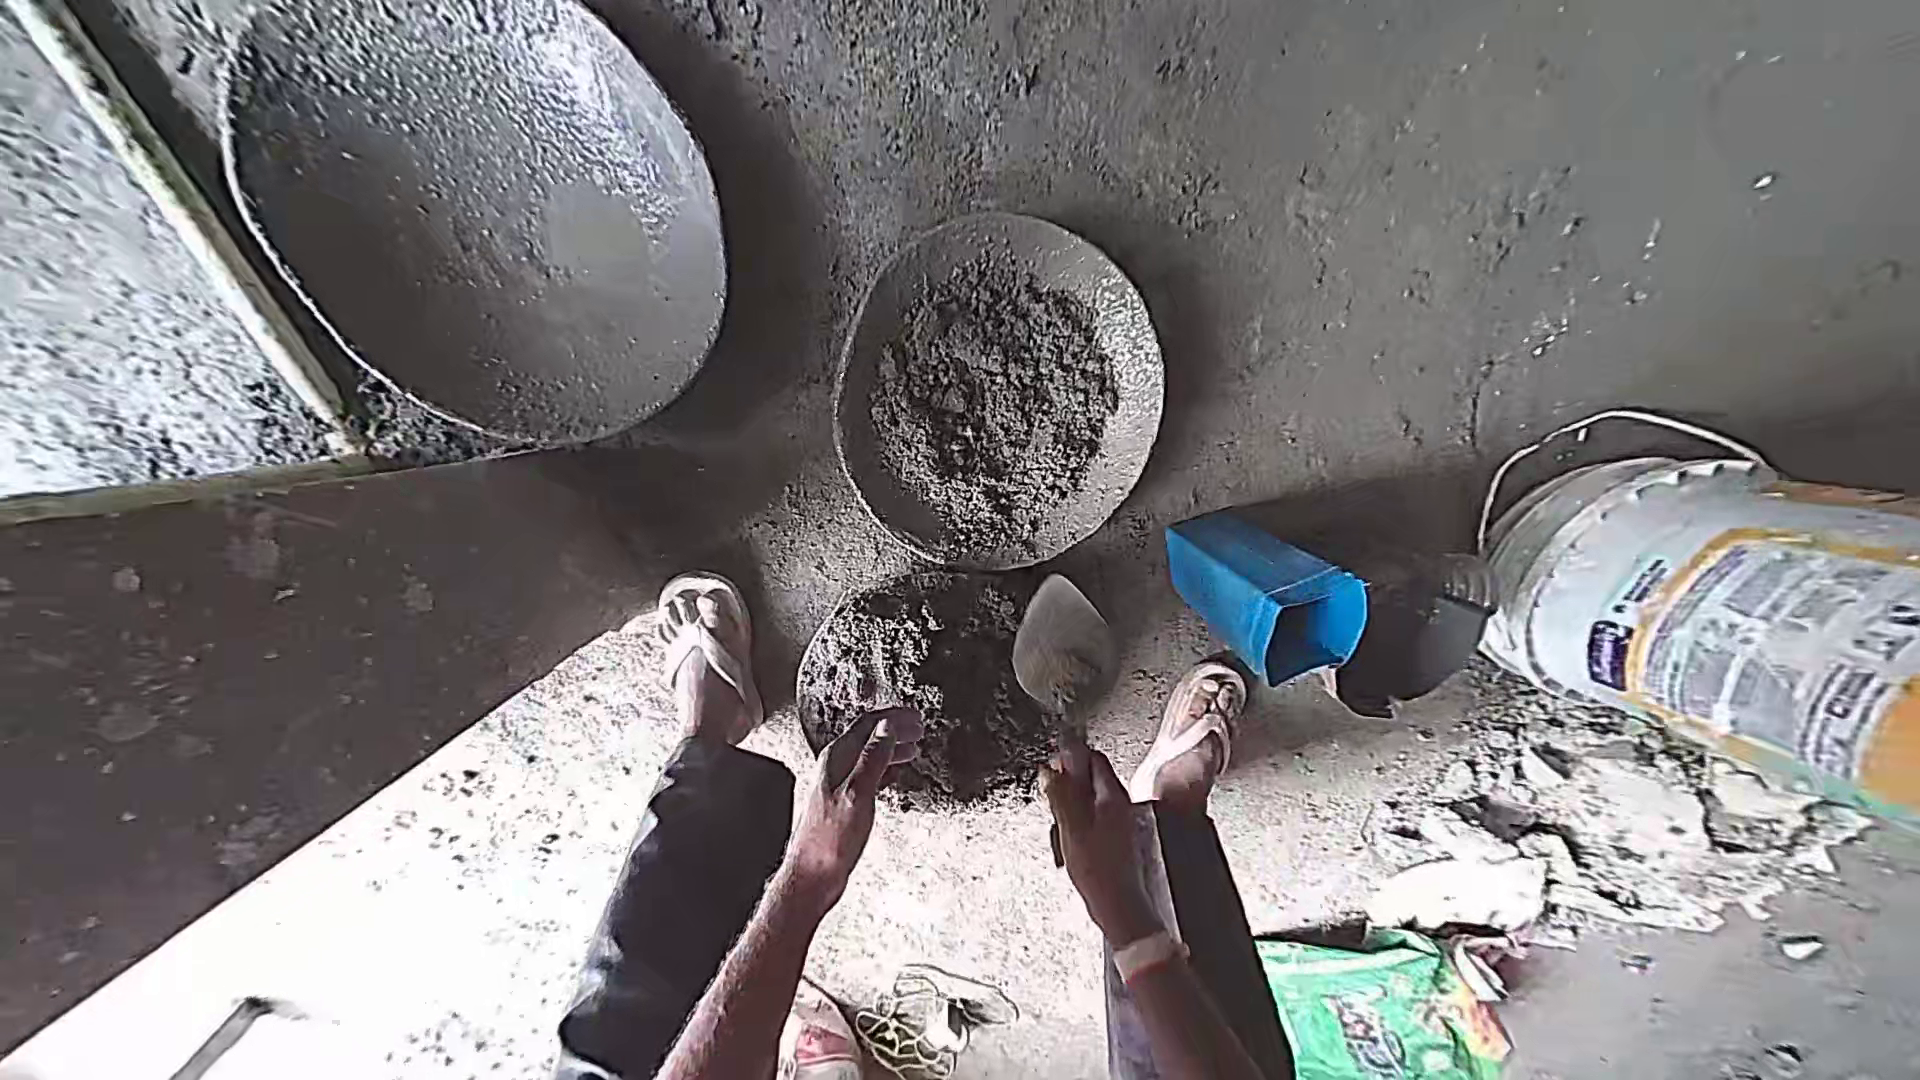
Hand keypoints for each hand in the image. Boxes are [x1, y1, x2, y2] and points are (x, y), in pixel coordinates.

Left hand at [779, 707, 923, 913]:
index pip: (868, 723)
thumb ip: (873, 758)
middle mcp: (835, 765)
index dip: (894, 717)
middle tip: (918, 728)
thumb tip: (887, 728)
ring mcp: (838, 782)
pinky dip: (885, 766)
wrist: (812, 876)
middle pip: (869, 735)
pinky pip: (868, 772)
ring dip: (892, 746)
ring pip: (869, 753)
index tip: (915, 717)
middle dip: (895, 728)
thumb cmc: (830, 840)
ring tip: (913, 746)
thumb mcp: (858, 794)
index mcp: (836, 758)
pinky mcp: (843, 799)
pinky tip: (895, 772)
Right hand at [1041, 733, 1161, 946]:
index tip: (1053, 763)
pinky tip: (1068, 831)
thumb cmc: (1099, 869)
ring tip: (1058, 813)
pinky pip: (1094, 812)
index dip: (1071, 755)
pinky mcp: (1115, 836)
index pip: (1093, 757)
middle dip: (1069, 778)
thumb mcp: (1070, 827)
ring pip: (1091, 794)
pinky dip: (1079, 814)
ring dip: (1073, 797)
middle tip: (1051, 788)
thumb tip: (1048, 771)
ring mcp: (1119, 820)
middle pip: (1092, 775)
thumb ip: (1060, 794)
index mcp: (1112, 796)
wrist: (1118, 906)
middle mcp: (1119, 804)